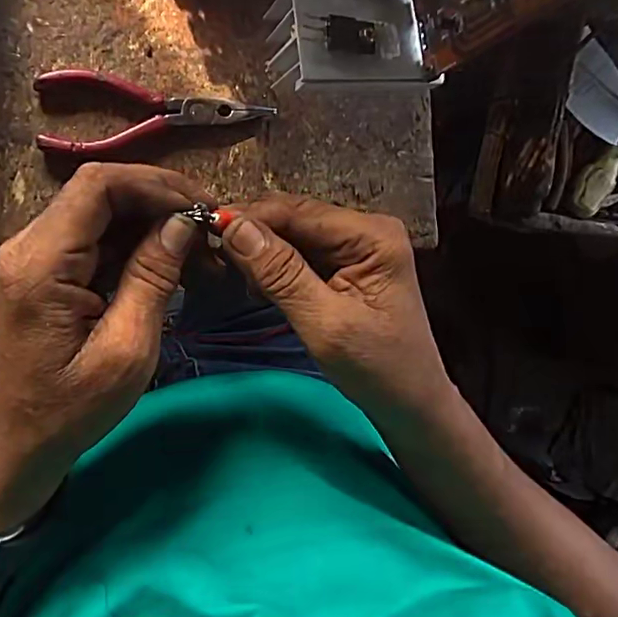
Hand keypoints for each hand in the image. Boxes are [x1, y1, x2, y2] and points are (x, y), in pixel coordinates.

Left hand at [0, 163, 207, 531]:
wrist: (21, 444)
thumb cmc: (72, 409)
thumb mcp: (127, 349)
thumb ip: (153, 277)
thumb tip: (183, 222)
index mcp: (41, 263)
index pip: (98, 185)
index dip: (155, 184)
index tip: (201, 208)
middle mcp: (30, 244)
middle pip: (102, 189)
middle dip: (161, 198)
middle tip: (209, 223)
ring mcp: (37, 253)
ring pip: (105, 207)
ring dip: (155, 218)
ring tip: (199, 244)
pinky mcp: (50, 266)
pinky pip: (101, 233)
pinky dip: (140, 238)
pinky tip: (173, 258)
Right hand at [219, 195, 450, 425]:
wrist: (411, 405)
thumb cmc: (377, 369)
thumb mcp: (325, 324)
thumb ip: (281, 274)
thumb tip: (235, 228)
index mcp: (373, 234)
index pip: (300, 211)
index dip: (252, 215)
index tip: (206, 226)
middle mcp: (366, 228)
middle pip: (296, 217)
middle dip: (254, 232)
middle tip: (211, 250)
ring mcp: (357, 245)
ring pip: (294, 234)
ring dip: (262, 250)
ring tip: (233, 273)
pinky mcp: (347, 264)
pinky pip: (301, 253)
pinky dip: (276, 266)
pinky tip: (258, 283)